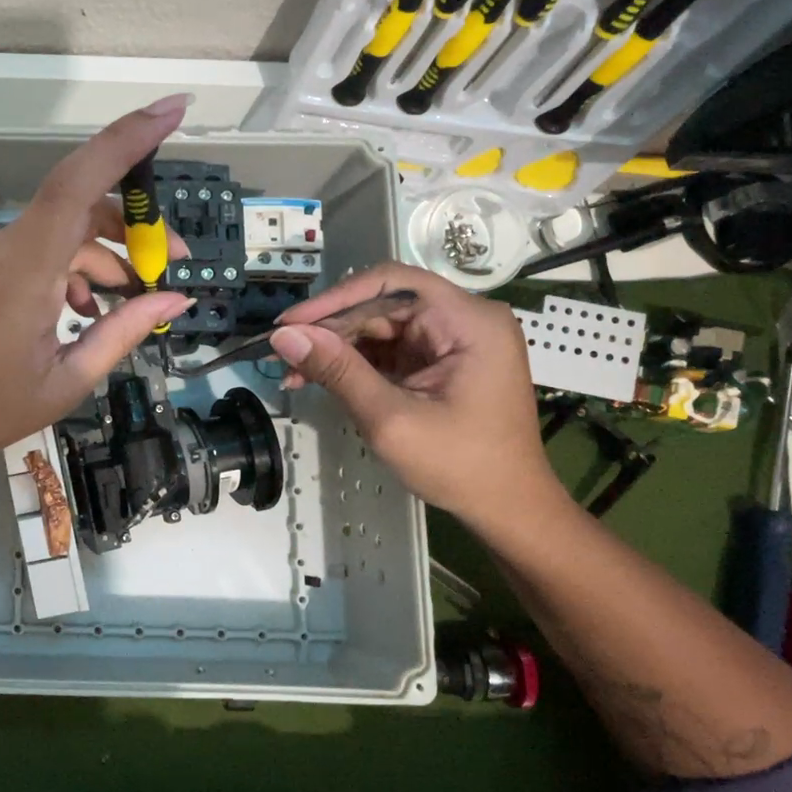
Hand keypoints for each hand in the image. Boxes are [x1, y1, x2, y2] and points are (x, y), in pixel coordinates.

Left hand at [0, 96, 197, 474]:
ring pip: (52, 234)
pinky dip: (61, 270)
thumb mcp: (63, 383)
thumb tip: (173, 297)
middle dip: (130, 226)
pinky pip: (25, 255)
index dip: (127, 139)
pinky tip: (80, 309)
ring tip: (127, 299)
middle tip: (171, 263)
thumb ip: (121, 333)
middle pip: (74, 208)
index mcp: (23, 274)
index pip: (79, 183)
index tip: (172, 110)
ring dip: (96, 254)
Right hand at [268, 263, 563, 524]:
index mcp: (468, 321)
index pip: (391, 284)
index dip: (334, 299)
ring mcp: (453, 341)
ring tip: (294, 373)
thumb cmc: (459, 464)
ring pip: (380, 326)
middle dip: (330, 329)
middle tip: (283, 354)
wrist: (508, 507)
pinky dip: (353, 364)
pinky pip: (389, 349)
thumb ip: (338, 371)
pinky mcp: (440, 362)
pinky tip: (319, 378)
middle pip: (383, 304)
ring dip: (336, 348)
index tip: (289, 325)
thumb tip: (284, 336)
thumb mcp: (390, 418)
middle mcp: (465, 320)